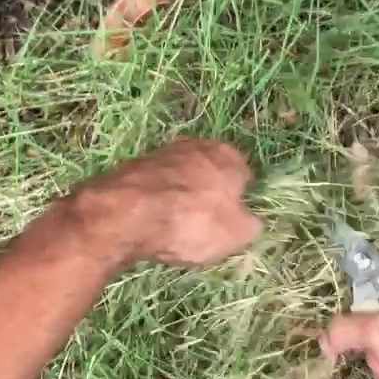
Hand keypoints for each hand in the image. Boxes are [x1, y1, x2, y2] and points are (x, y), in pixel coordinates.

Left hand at [60, 138, 261, 266]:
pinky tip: (153, 225)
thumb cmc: (193, 223)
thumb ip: (251, 224)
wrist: (127, 215)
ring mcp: (162, 153)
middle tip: (203, 231)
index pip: (244, 177)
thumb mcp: (238, 234)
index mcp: (228, 154)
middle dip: (209, 200)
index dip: (239, 203)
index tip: (230, 225)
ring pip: (182, 183)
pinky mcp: (134, 167)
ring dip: (181, 203)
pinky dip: (157, 205)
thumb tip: (250, 221)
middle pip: (211, 177)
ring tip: (176, 232)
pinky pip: (156, 190)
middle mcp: (196, 144)